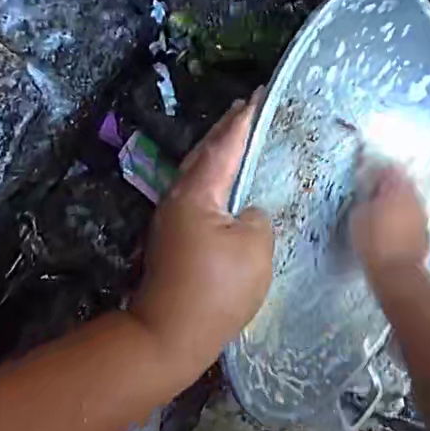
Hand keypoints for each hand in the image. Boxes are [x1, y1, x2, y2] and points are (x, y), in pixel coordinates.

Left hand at [131, 96, 273, 366]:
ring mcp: (174, 218)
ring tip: (243, 138)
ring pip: (201, 172)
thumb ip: (258, 217)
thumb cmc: (217, 289)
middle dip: (228, 129)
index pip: (226, 144)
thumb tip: (248, 213)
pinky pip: (201, 193)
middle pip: (206, 152)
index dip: (245, 119)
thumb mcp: (254, 247)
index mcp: (199, 192)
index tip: (261, 94)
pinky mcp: (177, 238)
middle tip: (250, 109)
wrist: (168, 335)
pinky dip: (218, 177)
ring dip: (221, 151)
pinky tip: (233, 184)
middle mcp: (180, 197)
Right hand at [352, 164, 429, 285]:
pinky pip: (412, 216)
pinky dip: (404, 217)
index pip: (389, 169)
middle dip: (390, 186)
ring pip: (409, 200)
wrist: (396, 272)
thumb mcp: (358, 215)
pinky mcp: (425, 230)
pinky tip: (393, 227)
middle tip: (375, 194)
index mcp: (397, 188)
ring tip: (383, 211)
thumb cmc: (372, 240)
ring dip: (398, 202)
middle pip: (403, 183)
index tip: (367, 177)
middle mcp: (413, 197)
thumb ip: (366, 199)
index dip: (377, 171)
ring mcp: (422, 214)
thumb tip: (371, 195)